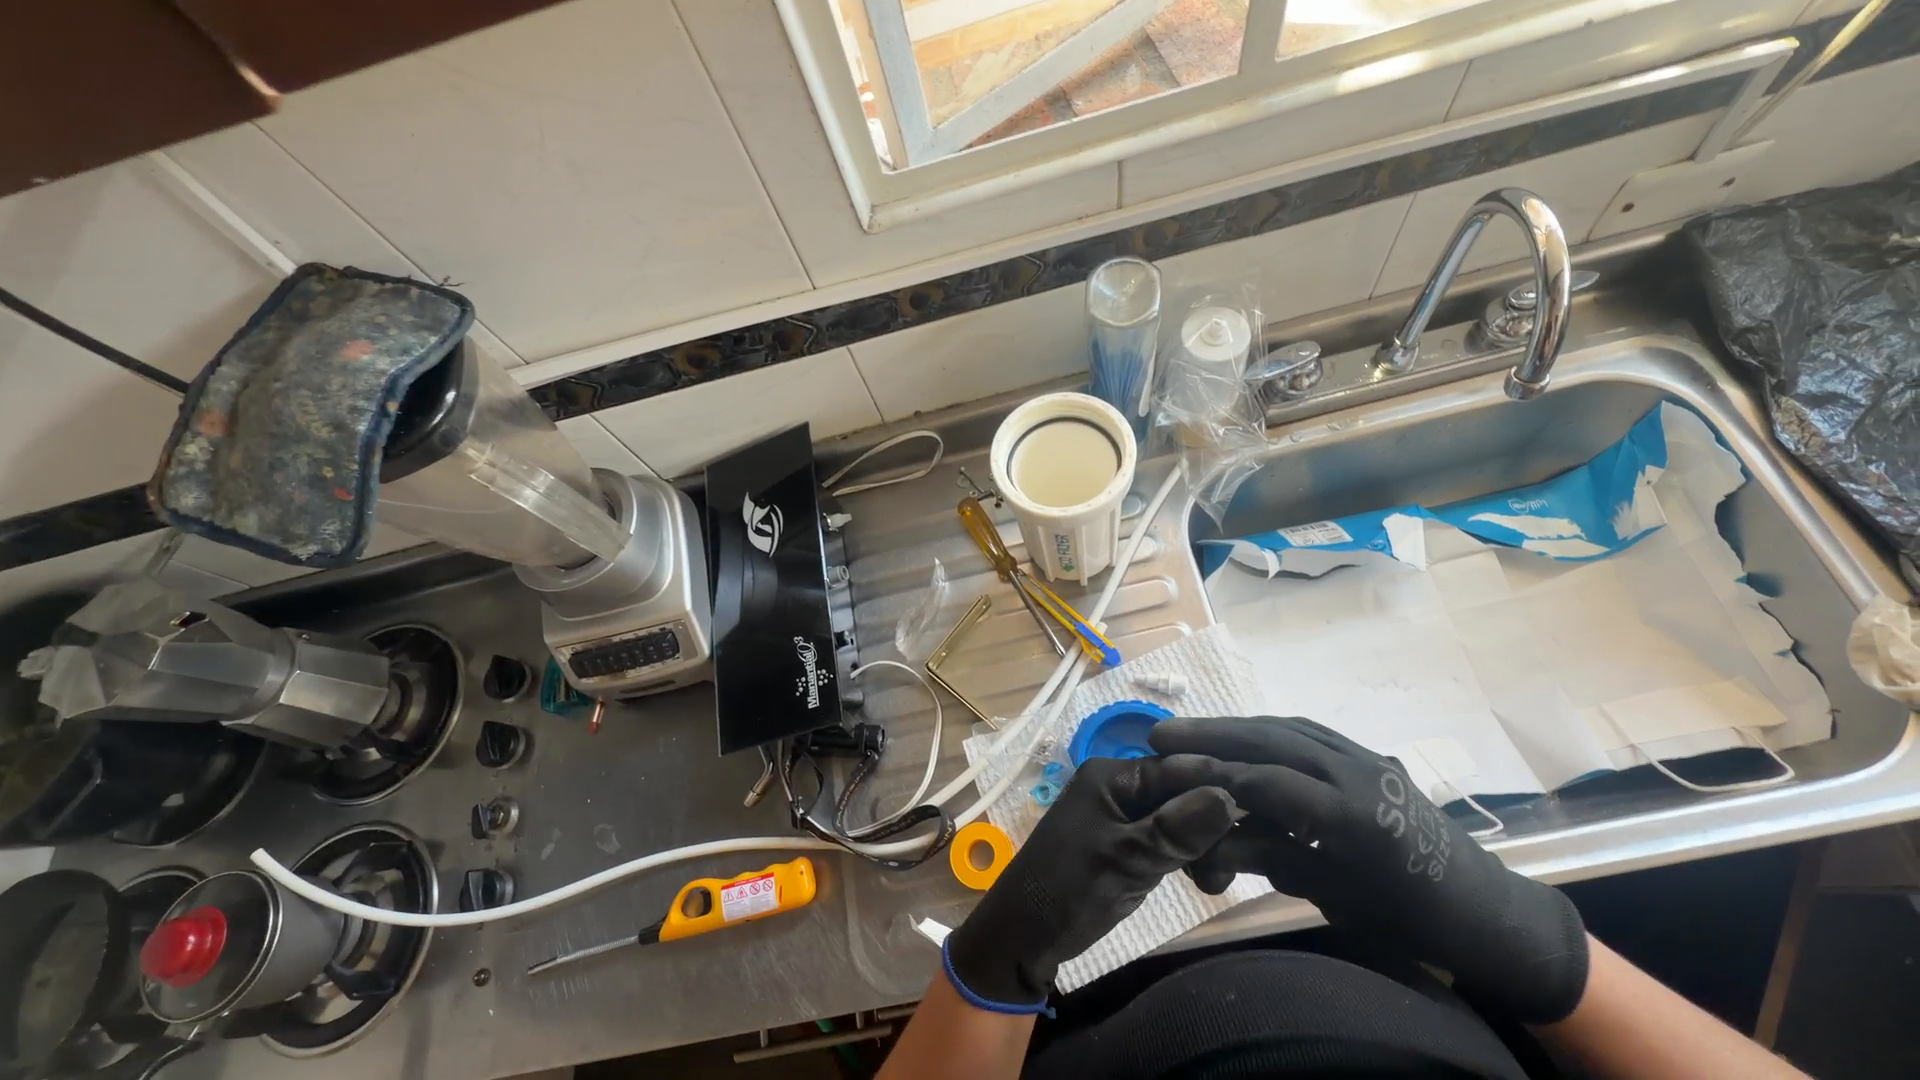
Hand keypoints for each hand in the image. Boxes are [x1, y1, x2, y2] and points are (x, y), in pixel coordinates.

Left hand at [943, 757, 1235, 1012]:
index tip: (1263, 814)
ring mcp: (1127, 816)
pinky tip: (1205, 881)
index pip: (1181, 765)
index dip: (1221, 785)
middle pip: (1186, 789)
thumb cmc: (1066, 890)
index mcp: (1113, 775)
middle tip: (1232, 863)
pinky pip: (1173, 839)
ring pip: (1184, 817)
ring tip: (1214, 880)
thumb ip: (1174, 828)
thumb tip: (1228, 796)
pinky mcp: (1132, 845)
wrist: (1023, 937)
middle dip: (1215, 821)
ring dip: (1206, 844)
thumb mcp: (1124, 859)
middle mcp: (1122, 786)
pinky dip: (1191, 856)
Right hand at [1149, 716, 1588, 1023]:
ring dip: (1236, 726)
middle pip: (1271, 738)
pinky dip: (1268, 731)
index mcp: (1352, 818)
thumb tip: (1204, 840)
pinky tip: (1243, 738)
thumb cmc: (1405, 919)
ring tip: (1192, 732)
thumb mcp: (1329, 896)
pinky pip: (1310, 733)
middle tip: (1161, 733)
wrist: (1482, 910)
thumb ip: (1268, 857)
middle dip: (1212, 733)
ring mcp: (1367, 759)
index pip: (1265, 781)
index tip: (1163, 766)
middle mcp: (1359, 774)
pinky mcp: (1371, 756)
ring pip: (1288, 728)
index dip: (1209, 771)